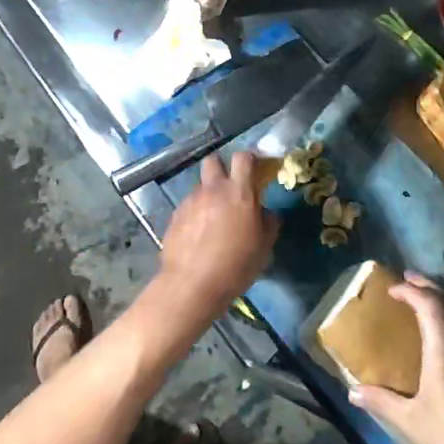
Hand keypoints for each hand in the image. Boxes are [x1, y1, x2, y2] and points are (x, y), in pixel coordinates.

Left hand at [155, 151, 278, 320]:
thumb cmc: (235, 266)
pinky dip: (194, 214)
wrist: (191, 286)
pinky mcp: (175, 215)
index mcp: (239, 192)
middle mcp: (213, 189)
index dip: (249, 160)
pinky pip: (188, 206)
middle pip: (213, 161)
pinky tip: (197, 236)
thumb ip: (268, 223)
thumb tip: (267, 212)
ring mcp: (191, 201)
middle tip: (228, 189)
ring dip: (208, 196)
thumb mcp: (263, 248)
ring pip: (200, 186)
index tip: (254, 170)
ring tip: (212, 221)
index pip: (243, 157)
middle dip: (221, 169)